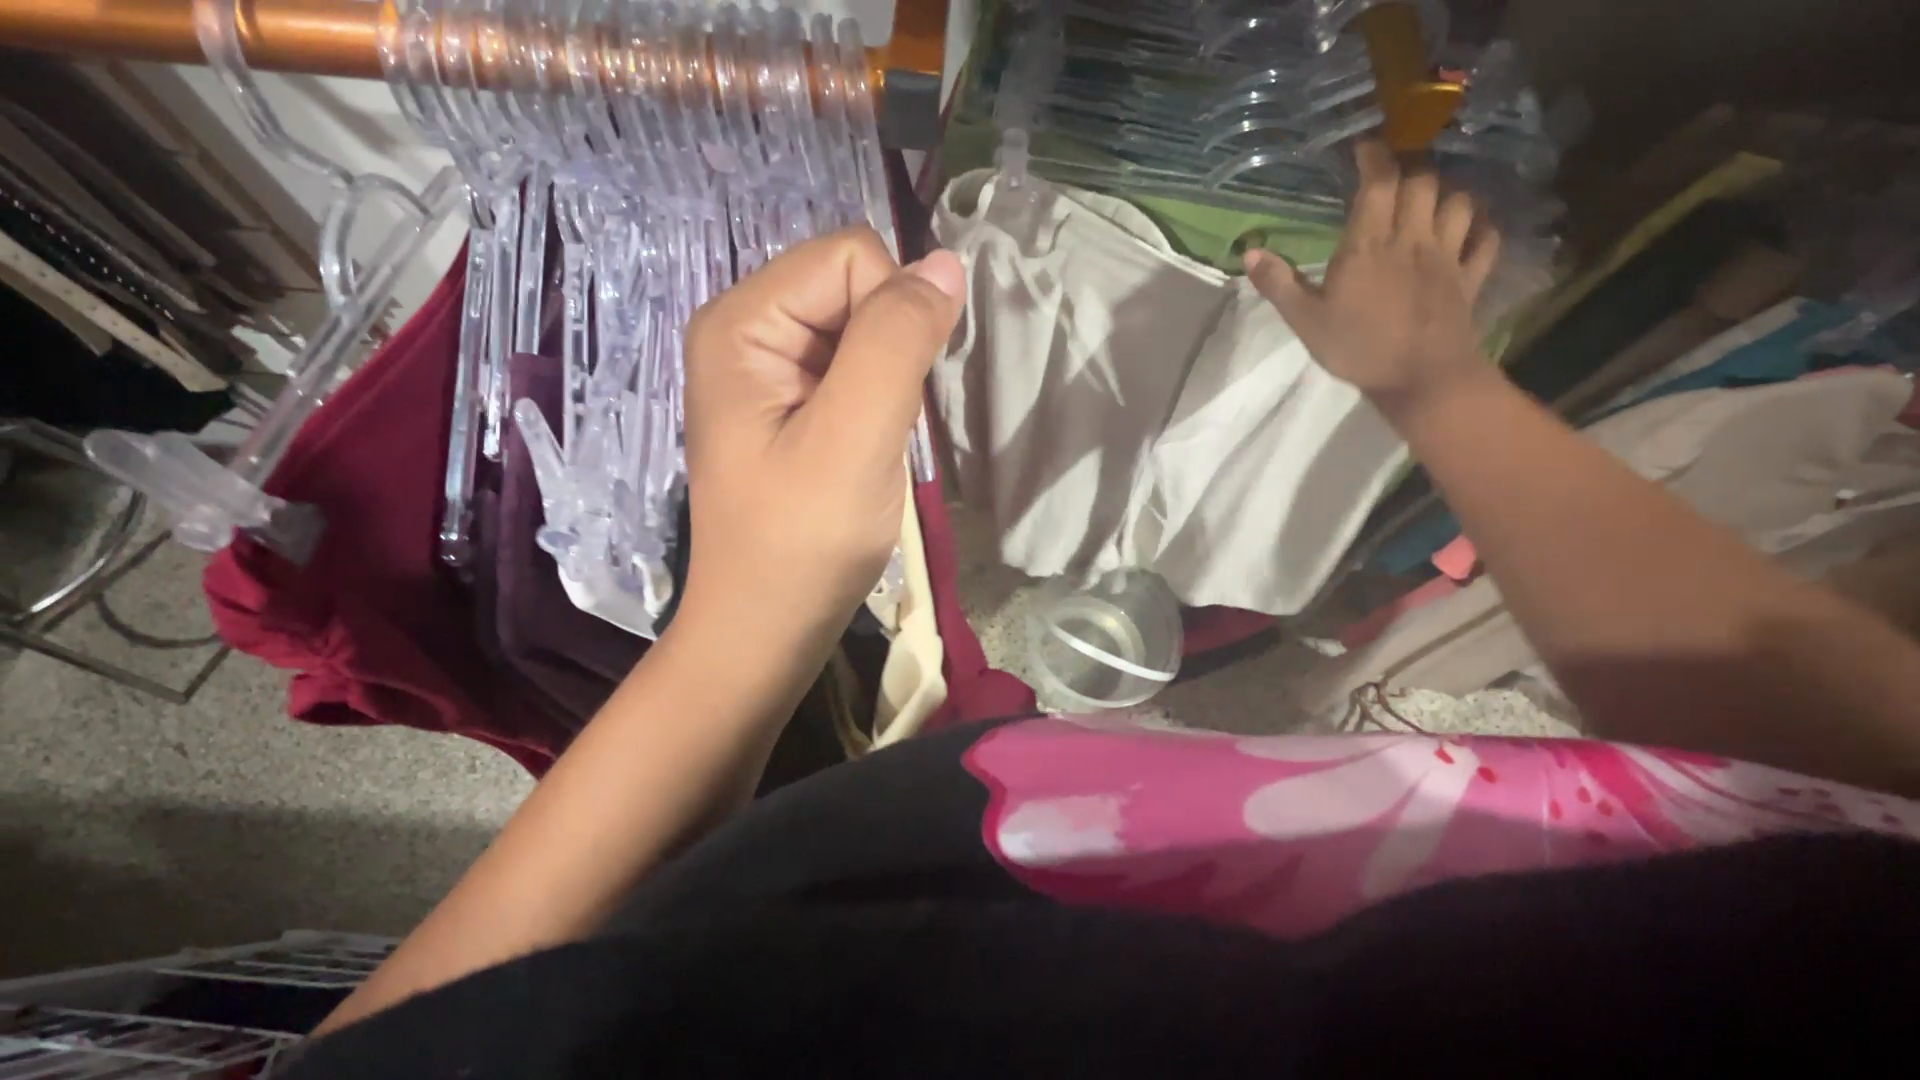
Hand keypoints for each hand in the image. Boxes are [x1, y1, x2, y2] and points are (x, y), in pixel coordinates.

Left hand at [680, 226, 965, 656]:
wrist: (767, 627)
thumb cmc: (803, 541)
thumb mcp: (855, 436)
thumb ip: (897, 340)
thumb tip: (945, 263)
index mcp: (740, 321)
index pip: (850, 256)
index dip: (892, 315)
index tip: (887, 396)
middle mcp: (745, 328)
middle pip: (855, 285)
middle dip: (891, 347)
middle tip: (879, 425)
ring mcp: (765, 367)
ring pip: (863, 326)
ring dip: (890, 377)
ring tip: (872, 440)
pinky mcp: (789, 402)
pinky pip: (855, 364)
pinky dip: (881, 398)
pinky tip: (867, 446)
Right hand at [1244, 141, 1501, 414]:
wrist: (1421, 378)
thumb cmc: (1358, 349)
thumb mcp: (1306, 321)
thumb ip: (1279, 284)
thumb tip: (1250, 252)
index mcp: (1370, 245)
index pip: (1379, 183)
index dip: (1375, 158)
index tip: (1365, 149)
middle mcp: (1413, 239)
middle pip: (1423, 183)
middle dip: (1411, 169)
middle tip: (1396, 174)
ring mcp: (1448, 257)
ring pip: (1460, 203)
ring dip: (1448, 193)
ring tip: (1433, 198)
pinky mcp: (1470, 280)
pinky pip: (1486, 241)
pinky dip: (1482, 229)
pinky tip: (1471, 231)